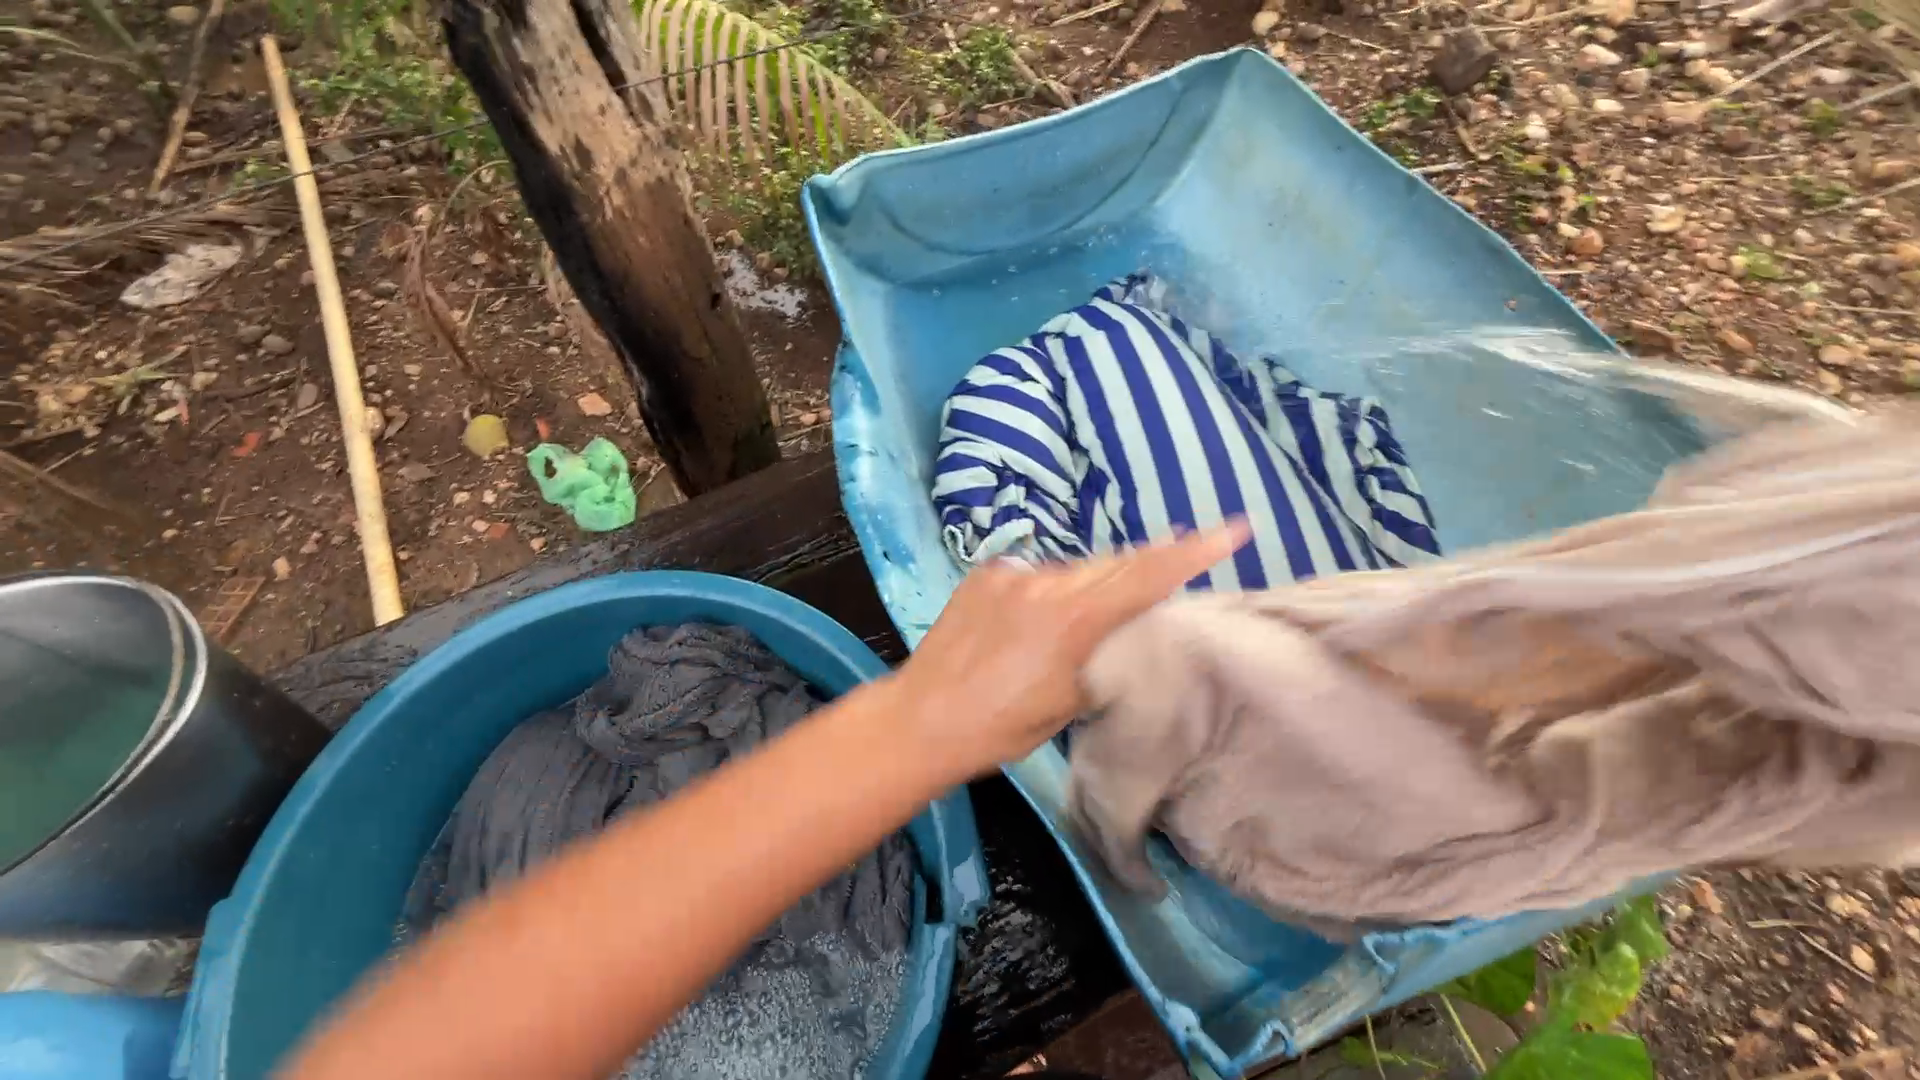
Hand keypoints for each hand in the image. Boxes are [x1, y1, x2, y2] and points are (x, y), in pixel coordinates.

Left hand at [890, 524, 1250, 781]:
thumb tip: (1128, 636)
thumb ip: (1105, 658)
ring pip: (1074, 569)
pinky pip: (1037, 574)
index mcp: (1073, 619)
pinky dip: (1053, 590)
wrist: (923, 717)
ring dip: (1093, 583)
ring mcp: (1012, 573)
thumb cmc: (1001, 726)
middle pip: (1112, 565)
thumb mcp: (1069, 703)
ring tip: (1092, 615)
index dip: (1193, 552)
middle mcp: (1046, 583)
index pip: (1146, 576)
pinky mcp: (986, 574)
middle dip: (1145, 565)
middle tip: (1175, 564)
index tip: (1234, 528)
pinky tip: (1039, 620)